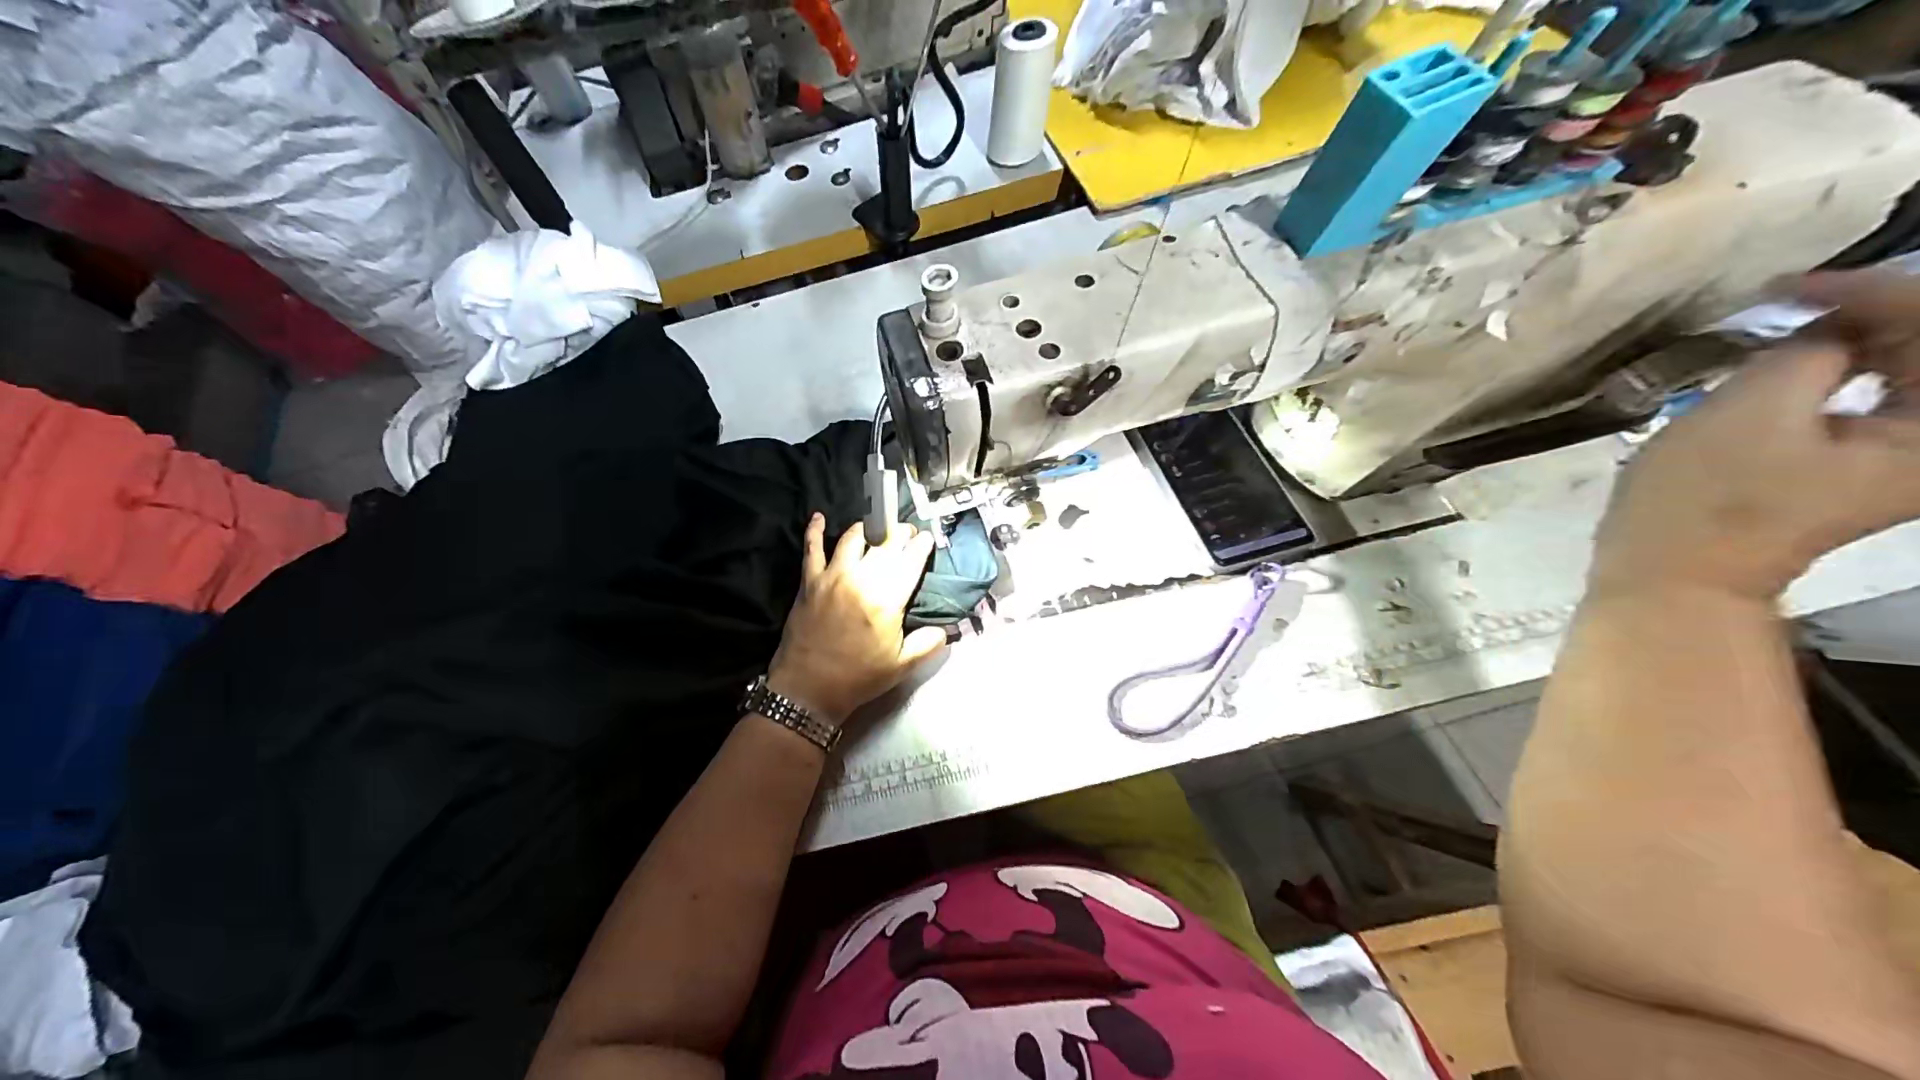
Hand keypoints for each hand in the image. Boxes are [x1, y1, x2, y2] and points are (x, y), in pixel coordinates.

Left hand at [765, 515, 946, 726]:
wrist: (809, 689)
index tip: (926, 539)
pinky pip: (812, 549)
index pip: (910, 561)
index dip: (921, 546)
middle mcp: (861, 580)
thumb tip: (944, 630)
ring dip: (867, 529)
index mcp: (887, 600)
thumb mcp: (902, 666)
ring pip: (852, 539)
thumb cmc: (858, 678)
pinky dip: (814, 531)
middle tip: (907, 532)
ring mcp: (832, 577)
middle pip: (885, 544)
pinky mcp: (809, 582)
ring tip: (875, 528)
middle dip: (900, 534)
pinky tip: (818, 517)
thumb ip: (927, 643)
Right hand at [1591, 270, 1919, 601]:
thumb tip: (1823, 330)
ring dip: (1864, 336)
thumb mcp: (1749, 411)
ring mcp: (1906, 455)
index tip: (1786, 287)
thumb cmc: (1705, 500)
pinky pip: (1882, 394)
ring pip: (1909, 367)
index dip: (1872, 292)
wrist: (1671, 574)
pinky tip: (1805, 360)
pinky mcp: (1867, 463)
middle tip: (1797, 299)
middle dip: (1878, 310)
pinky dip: (1848, 367)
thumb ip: (1805, 350)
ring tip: (1798, 321)